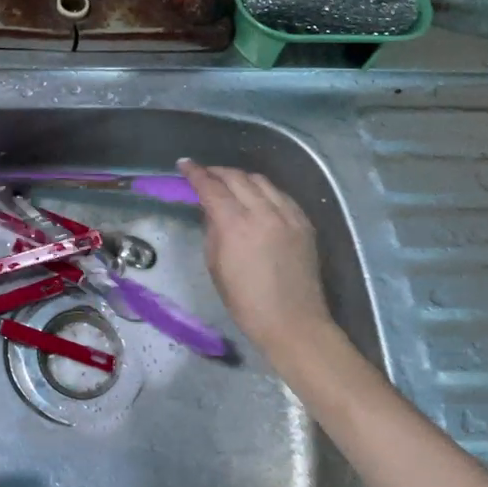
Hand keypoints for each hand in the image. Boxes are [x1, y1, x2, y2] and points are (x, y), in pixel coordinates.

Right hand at [178, 159, 331, 354]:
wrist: (293, 322)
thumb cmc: (245, 302)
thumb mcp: (215, 265)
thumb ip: (213, 230)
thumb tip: (212, 210)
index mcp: (236, 225)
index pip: (211, 187)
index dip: (195, 173)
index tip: (184, 164)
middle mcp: (264, 212)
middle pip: (237, 177)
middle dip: (217, 172)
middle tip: (203, 173)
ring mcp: (288, 215)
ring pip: (261, 181)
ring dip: (241, 177)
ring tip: (229, 182)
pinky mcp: (304, 223)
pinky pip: (280, 195)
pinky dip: (264, 190)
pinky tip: (257, 197)